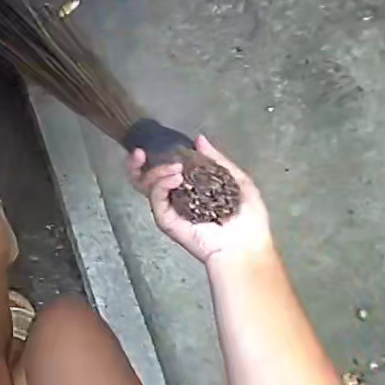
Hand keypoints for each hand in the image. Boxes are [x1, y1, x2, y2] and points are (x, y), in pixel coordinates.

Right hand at [128, 136, 274, 266]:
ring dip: (156, 171)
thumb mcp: (238, 181)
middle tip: (140, 153)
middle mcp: (174, 196)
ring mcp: (168, 209)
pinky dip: (161, 184)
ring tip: (175, 169)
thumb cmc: (248, 218)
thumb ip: (217, 160)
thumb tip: (198, 139)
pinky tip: (175, 178)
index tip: (153, 145)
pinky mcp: (166, 220)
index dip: (154, 156)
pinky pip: (156, 199)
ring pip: (146, 186)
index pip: (163, 169)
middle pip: (144, 177)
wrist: (246, 246)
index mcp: (189, 186)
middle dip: (136, 163)